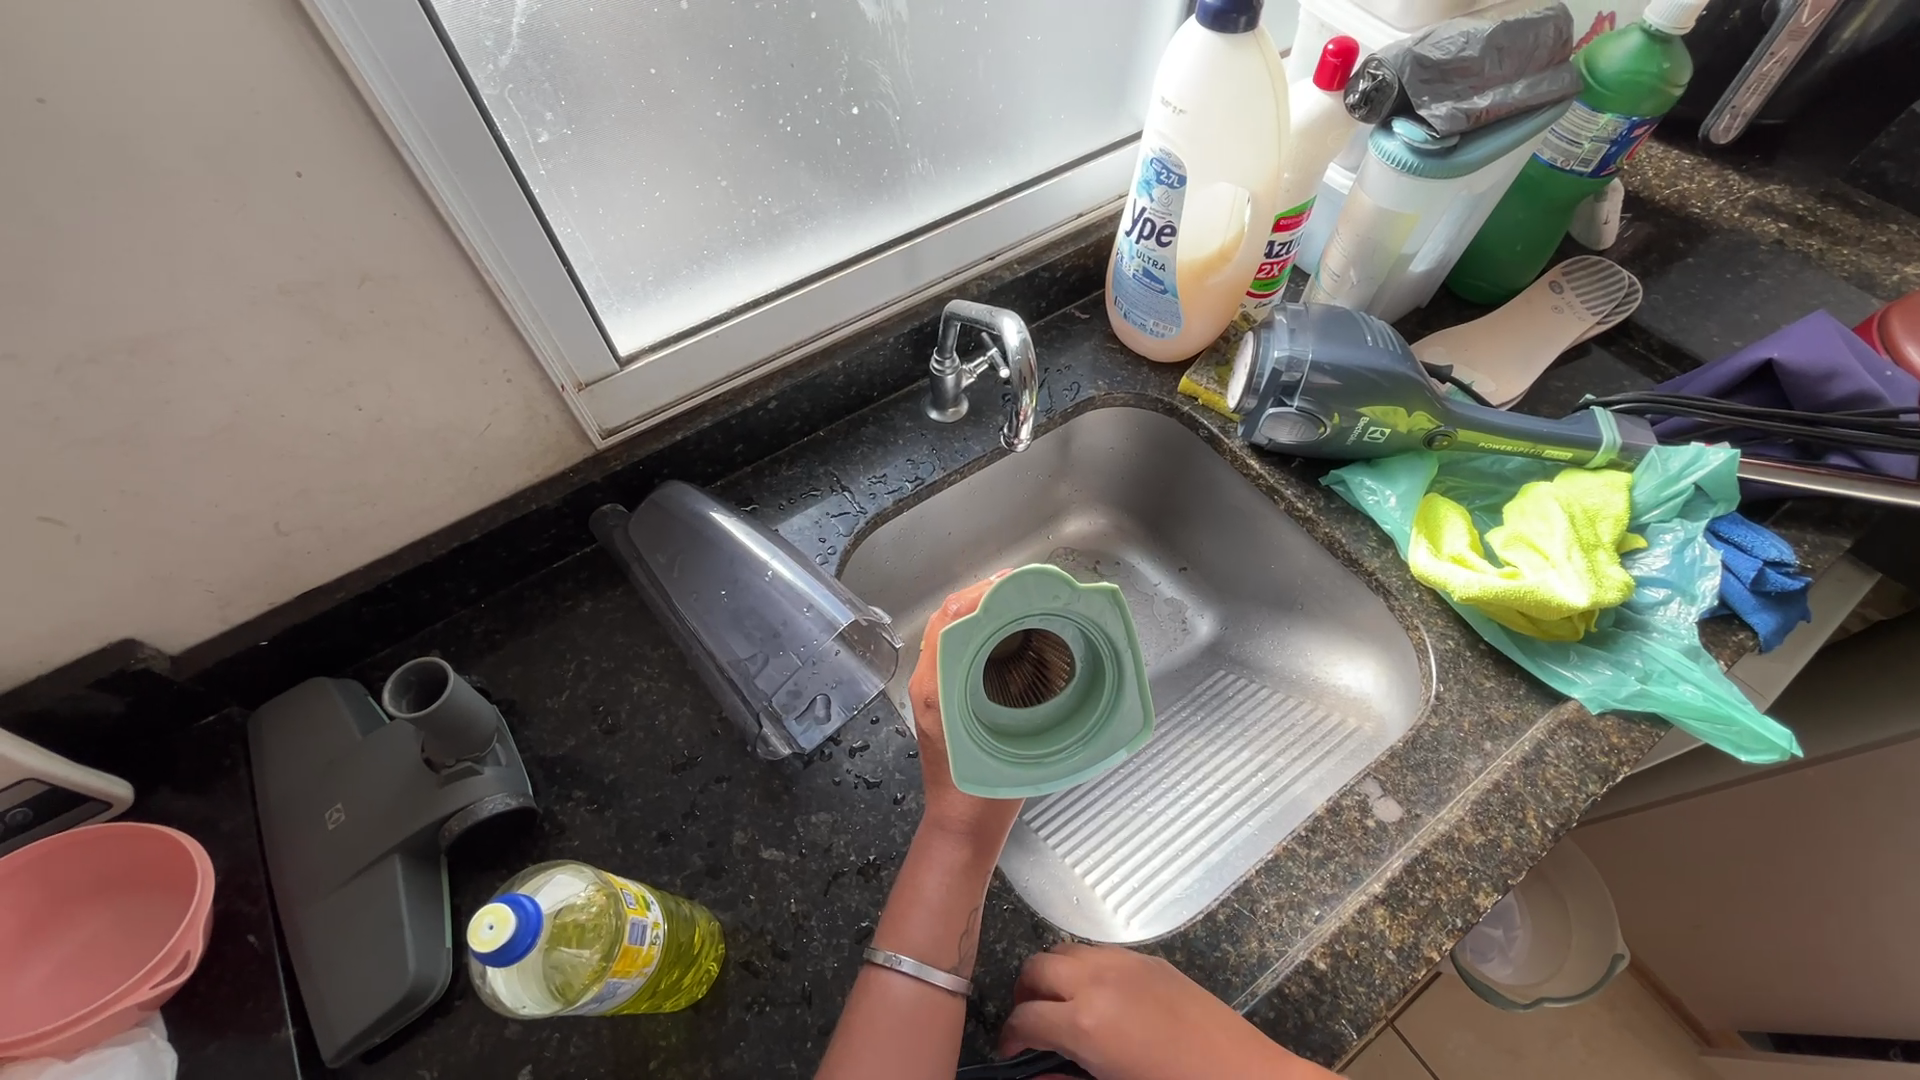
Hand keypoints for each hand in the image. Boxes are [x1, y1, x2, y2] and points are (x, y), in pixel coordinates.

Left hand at [908, 571, 1022, 846]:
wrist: (960, 824)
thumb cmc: (984, 793)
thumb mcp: (1011, 744)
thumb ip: (1023, 704)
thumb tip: (1043, 659)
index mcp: (937, 689)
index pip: (949, 622)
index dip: (979, 596)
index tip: (1010, 584)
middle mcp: (927, 682)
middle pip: (945, 619)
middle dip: (979, 595)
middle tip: (1016, 585)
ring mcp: (930, 688)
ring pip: (947, 631)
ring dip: (975, 609)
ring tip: (1011, 599)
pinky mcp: (938, 696)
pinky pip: (951, 648)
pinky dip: (973, 629)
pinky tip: (1001, 630)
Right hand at [999, 945, 1335, 1079]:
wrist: (1246, 1076)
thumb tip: (1035, 1075)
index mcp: (1085, 1024)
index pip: (1024, 1018)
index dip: (1009, 1037)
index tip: (1009, 1052)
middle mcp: (1096, 980)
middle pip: (1035, 968)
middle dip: (1024, 995)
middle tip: (1031, 1025)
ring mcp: (1122, 962)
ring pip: (1063, 950)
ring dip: (1052, 975)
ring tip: (1061, 1007)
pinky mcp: (1146, 958)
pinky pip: (1097, 951)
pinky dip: (1082, 967)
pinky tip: (1098, 998)